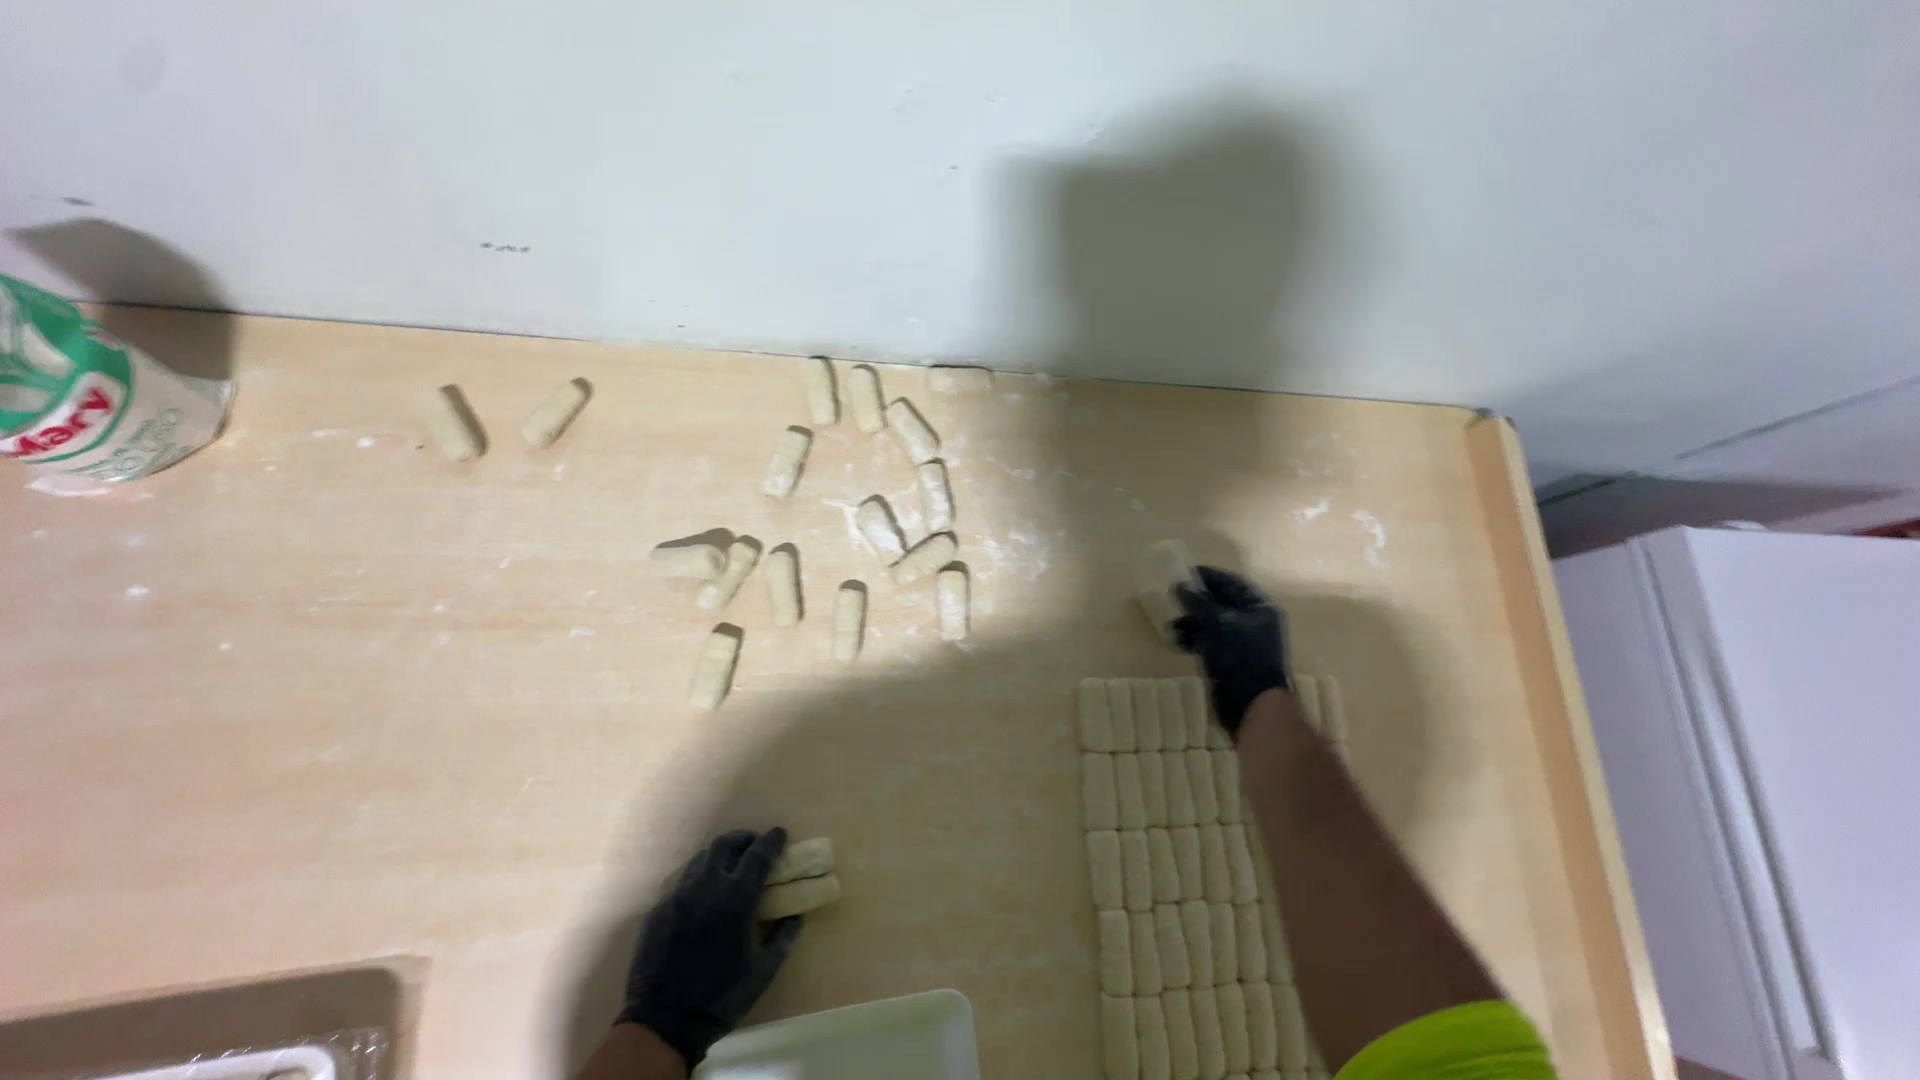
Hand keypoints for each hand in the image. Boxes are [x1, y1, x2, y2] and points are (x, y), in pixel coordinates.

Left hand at [616, 828, 802, 1069]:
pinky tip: (705, 895)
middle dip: (743, 839)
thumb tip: (796, 916)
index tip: (781, 834)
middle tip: (755, 845)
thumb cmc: (722, 996)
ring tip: (731, 864)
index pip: (758, 854)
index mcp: (736, 898)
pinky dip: (700, 878)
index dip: (772, 840)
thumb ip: (783, 937)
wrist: (665, 1021)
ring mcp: (678, 896)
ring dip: (720, 854)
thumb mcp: (764, 970)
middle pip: (725, 845)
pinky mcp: (659, 910)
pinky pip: (682, 882)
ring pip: (700, 859)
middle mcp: (706, 887)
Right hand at [1173, 566, 1288, 739]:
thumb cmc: (1239, 657)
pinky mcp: (1230, 659)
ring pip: (1212, 623)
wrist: (1249, 704)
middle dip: (1196, 602)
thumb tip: (1180, 585)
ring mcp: (1243, 642)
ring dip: (1191, 623)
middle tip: (1173, 599)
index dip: (1209, 576)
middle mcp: (1254, 622)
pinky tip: (1178, 643)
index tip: (1185, 573)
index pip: (1233, 583)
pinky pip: (1210, 641)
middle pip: (1221, 602)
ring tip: (1172, 627)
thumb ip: (1198, 603)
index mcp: (1260, 608)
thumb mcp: (1217, 624)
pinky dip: (1194, 640)